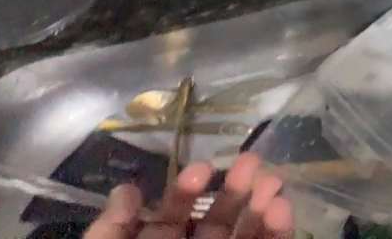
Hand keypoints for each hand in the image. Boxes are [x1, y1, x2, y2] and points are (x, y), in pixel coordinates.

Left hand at [83, 152, 294, 238]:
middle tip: (251, 159)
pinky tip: (281, 206)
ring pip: (249, 230)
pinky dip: (280, 228)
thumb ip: (110, 232)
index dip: (186, 191)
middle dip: (236, 187)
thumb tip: (126, 187)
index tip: (203, 166)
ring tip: (271, 181)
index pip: (172, 218)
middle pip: (217, 220)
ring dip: (262, 203)